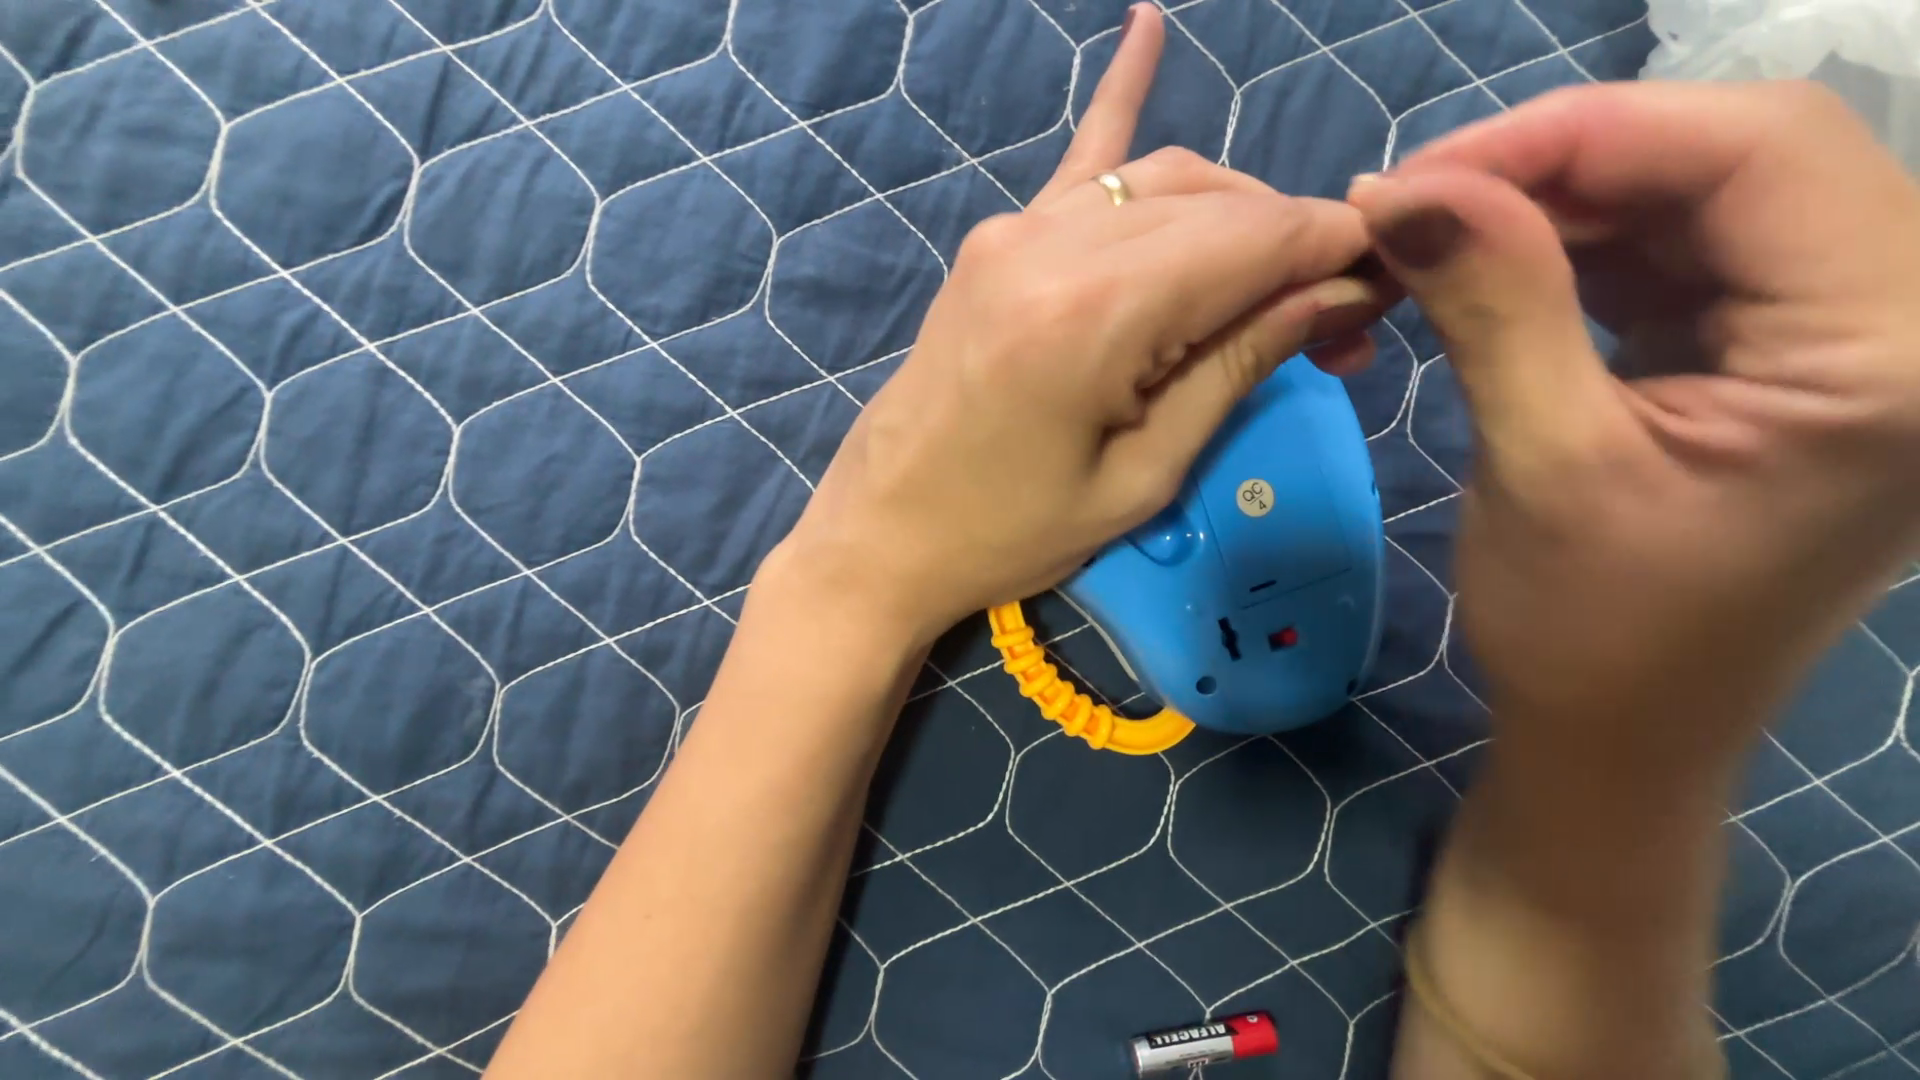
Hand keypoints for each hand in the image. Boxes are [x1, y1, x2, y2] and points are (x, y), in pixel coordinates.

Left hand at [768, 4, 1384, 642]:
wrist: (884, 534)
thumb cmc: (1011, 533)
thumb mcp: (1140, 477)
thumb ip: (1235, 369)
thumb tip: (1337, 293)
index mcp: (1097, 314)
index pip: (1257, 238)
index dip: (1337, 249)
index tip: (1388, 283)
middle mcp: (1053, 243)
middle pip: (1216, 202)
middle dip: (1293, 242)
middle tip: (1337, 313)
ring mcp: (1013, 231)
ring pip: (1161, 181)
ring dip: (1233, 214)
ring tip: (1276, 278)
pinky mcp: (993, 244)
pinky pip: (1075, 162)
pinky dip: (1121, 102)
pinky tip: (1147, 27)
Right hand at [1348, 81, 1919, 772]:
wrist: (1613, 732)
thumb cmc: (1586, 628)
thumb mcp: (1539, 461)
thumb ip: (1491, 306)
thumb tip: (1402, 192)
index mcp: (1889, 349)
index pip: (1757, 150)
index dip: (1579, 134)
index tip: (1420, 176)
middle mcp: (1898, 317)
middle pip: (1731, 161)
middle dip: (1553, 166)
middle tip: (1409, 204)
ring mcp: (1830, 335)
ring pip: (1692, 202)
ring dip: (1548, 206)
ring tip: (1429, 234)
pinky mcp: (1758, 358)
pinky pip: (1668, 261)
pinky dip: (1566, 252)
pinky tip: (1485, 266)